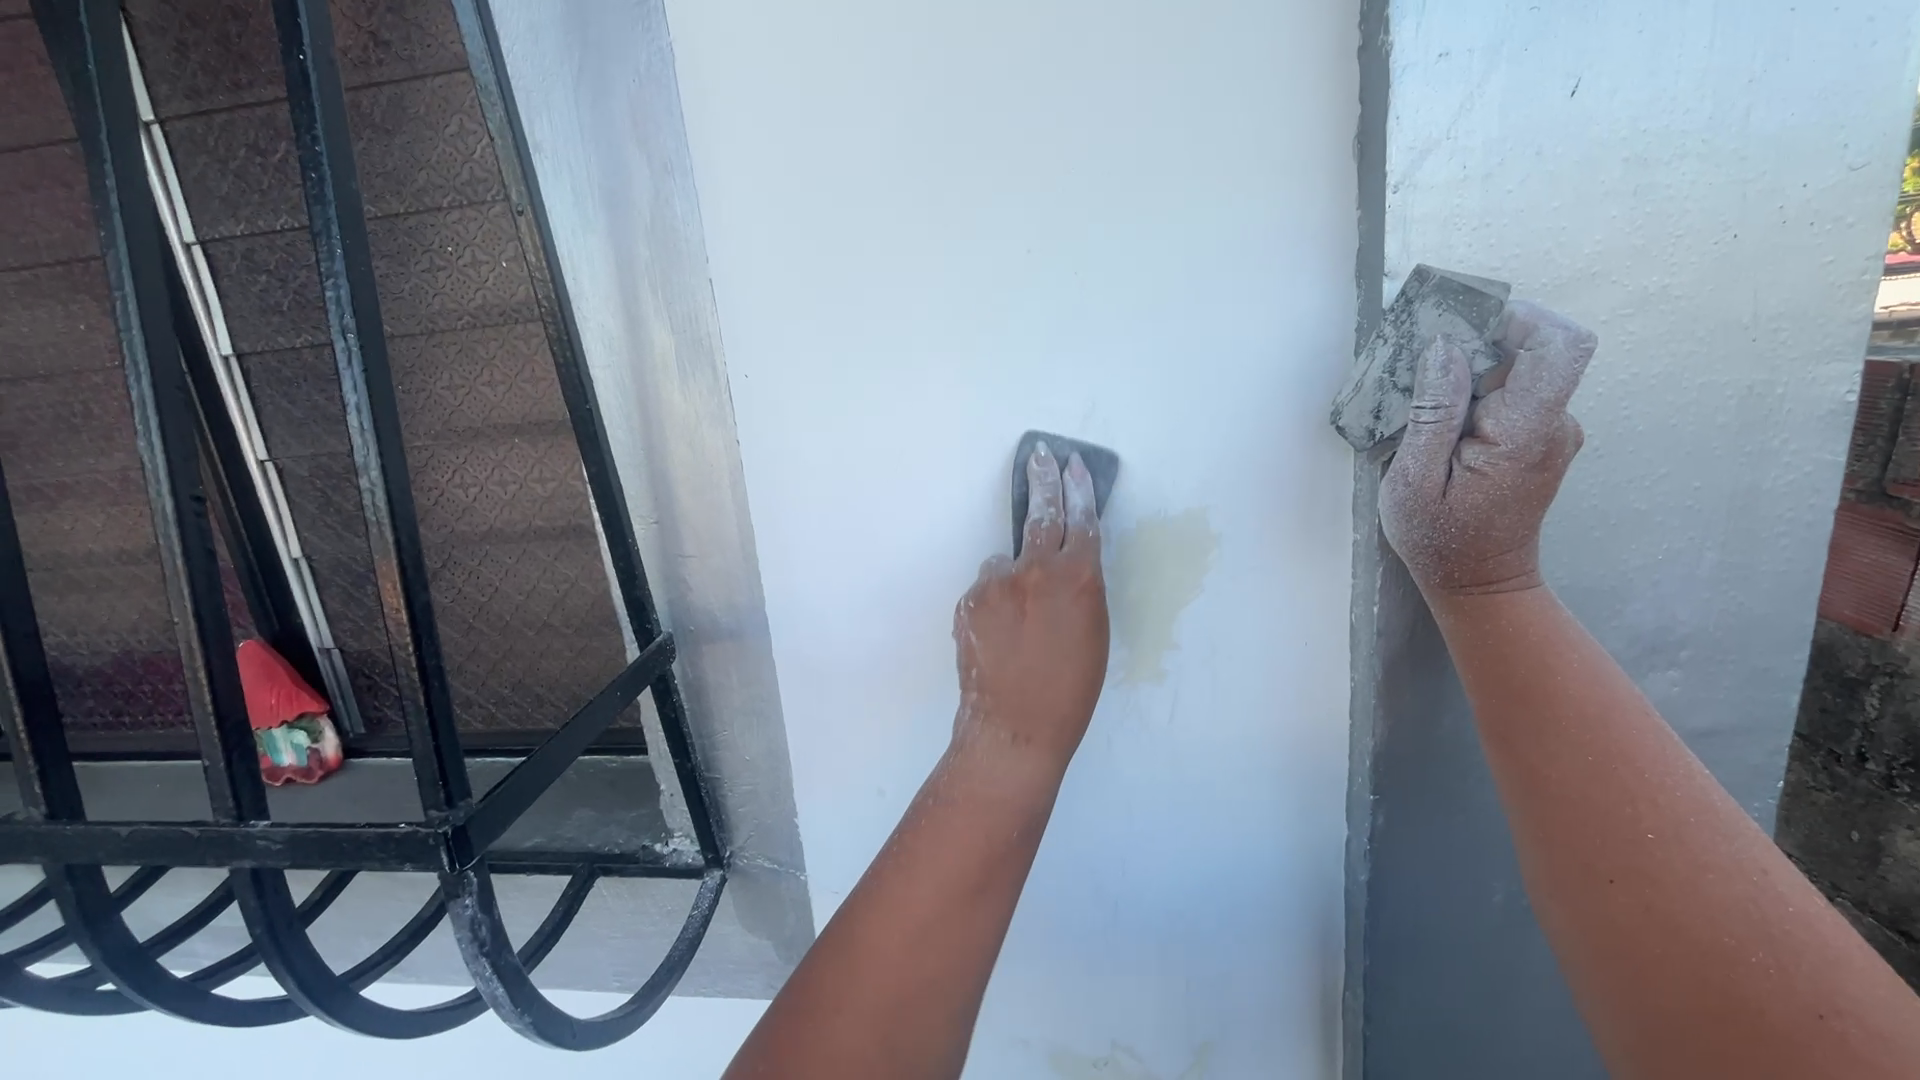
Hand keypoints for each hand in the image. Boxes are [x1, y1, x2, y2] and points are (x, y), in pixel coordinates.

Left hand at [951, 441, 1109, 771]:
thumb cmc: (1071, 690)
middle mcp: (1036, 570)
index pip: (1081, 519)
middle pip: (1041, 514)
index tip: (1073, 466)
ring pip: (1005, 561)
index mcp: (1078, 578)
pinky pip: (986, 588)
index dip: (1079, 490)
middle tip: (1041, 456)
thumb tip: (1056, 565)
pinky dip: (993, 599)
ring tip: (1019, 619)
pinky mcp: (969, 600)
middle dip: (1044, 481)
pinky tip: (1000, 634)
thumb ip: (1077, 588)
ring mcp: (996, 583)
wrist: (1015, 725)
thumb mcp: (1093, 632)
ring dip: (1012, 574)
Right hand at [1379, 299, 1595, 597]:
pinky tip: (1440, 424)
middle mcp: (1555, 424)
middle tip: (1422, 368)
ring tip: (1422, 404)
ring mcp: (1553, 430)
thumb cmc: (1439, 538)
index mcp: (1526, 433)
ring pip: (1519, 371)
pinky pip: (1513, 393)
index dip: (1518, 317)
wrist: (1478, 582)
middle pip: (1535, 351)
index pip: (1558, 345)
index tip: (1461, 324)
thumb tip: (1444, 347)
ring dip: (1470, 373)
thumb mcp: (1413, 479)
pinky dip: (1475, 393)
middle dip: (1477, 346)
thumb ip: (1432, 412)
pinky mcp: (1540, 437)